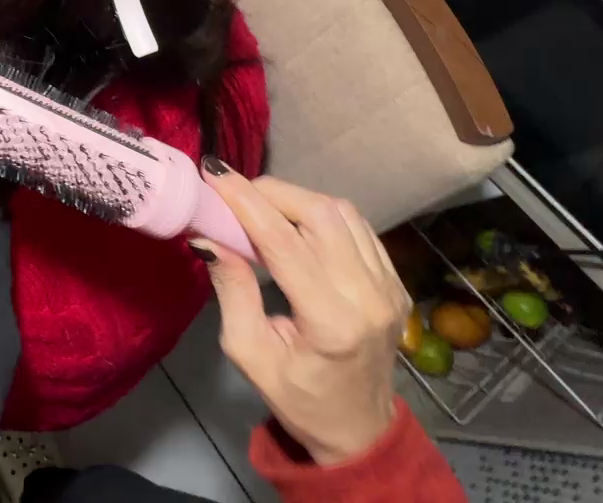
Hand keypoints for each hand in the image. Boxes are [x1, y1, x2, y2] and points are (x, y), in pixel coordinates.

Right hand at [194, 168, 411, 466]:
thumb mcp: (247, 351)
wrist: (359, 429)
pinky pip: (358, 226)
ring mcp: (389, 287)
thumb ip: (232, 289)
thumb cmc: (296, 397)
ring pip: (342, 211)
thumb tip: (206, 236)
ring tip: (260, 206)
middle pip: (320, 214)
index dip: (246, 201)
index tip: (214, 173)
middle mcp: (368, 297)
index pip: (284, 241)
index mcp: (331, 322)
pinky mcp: (395, 281)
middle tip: (234, 193)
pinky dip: (321, 212)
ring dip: (296, 197)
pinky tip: (295, 222)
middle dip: (271, 192)